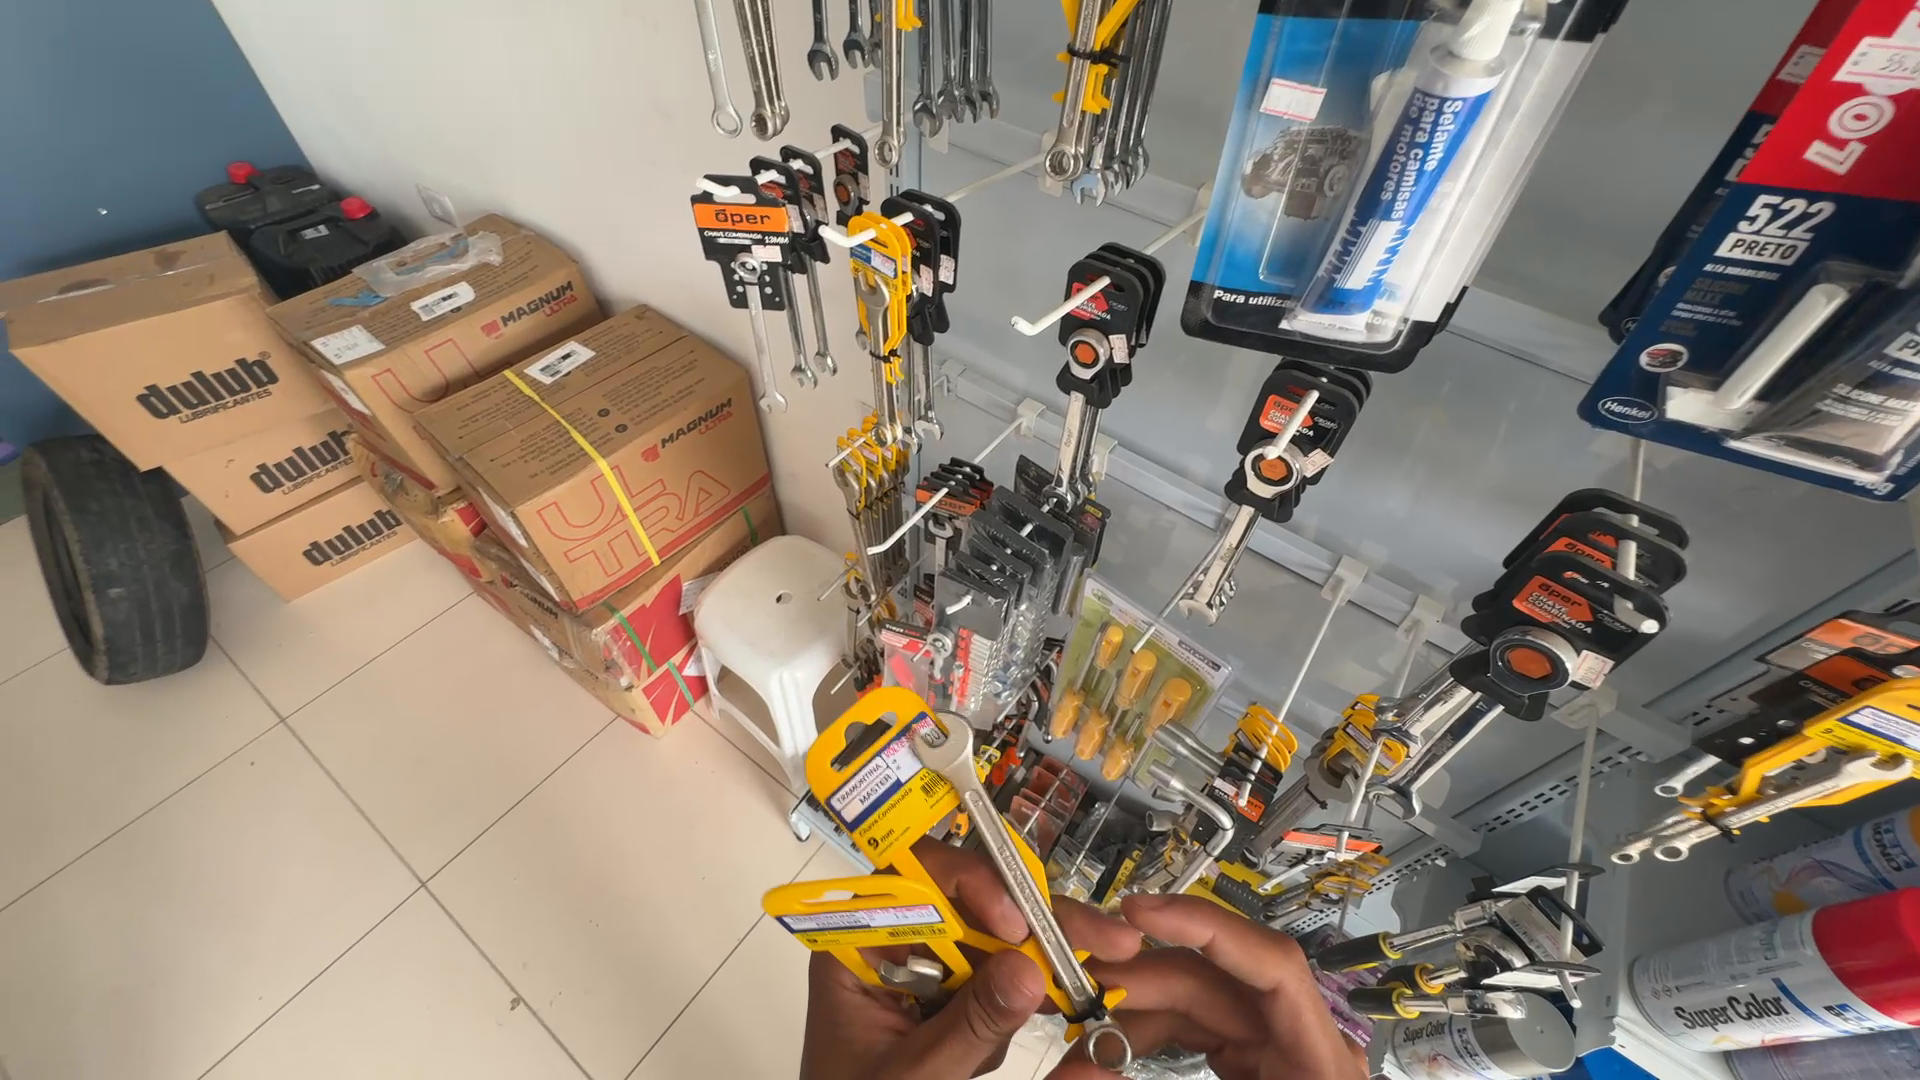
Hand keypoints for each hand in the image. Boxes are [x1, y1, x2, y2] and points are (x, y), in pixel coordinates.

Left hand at [800, 839, 1143, 1079]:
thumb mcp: (914, 1075)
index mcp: (862, 945)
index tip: (1014, 923)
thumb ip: (969, 1025)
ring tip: (1105, 958)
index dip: (967, 880)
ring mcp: (928, 969)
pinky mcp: (952, 998)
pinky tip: (1073, 993)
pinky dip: (1035, 987)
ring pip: (992, 936)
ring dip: (1046, 950)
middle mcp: (897, 942)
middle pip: (968, 900)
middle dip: (1034, 915)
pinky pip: (998, 977)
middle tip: (1103, 933)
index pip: (911, 877)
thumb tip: (1029, 968)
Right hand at [1052, 893, 1367, 1079]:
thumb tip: (1073, 1070)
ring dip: (1130, 1012)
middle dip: (1137, 982)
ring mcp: (1272, 1050)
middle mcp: (1298, 1041)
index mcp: (1321, 1065)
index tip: (1132, 914)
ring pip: (1192, 1002)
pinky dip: (1145, 1034)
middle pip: (1212, 980)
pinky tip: (1106, 1048)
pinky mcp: (1248, 1063)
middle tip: (1075, 993)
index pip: (1271, 965)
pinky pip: (1191, 1028)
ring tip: (1079, 1034)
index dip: (1202, 927)